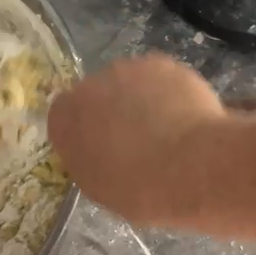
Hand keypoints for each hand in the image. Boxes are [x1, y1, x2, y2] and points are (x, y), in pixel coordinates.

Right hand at [48, 54, 235, 224]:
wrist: (191, 167)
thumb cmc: (141, 191)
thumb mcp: (101, 188)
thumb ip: (90, 160)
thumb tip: (100, 153)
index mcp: (65, 120)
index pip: (64, 117)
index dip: (86, 132)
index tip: (102, 149)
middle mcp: (89, 86)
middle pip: (97, 96)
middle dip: (113, 113)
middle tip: (137, 141)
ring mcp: (127, 70)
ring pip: (130, 84)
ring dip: (141, 101)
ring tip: (167, 131)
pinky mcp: (161, 64)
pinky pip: (159, 78)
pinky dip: (168, 94)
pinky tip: (185, 118)